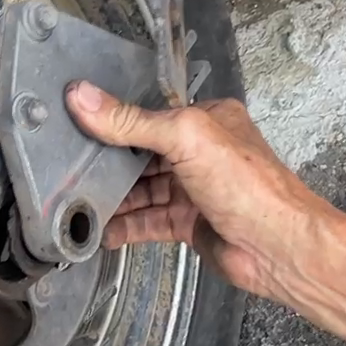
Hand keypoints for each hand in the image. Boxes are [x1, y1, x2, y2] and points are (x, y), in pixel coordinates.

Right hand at [66, 82, 333, 302]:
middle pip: (142, 153)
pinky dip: (124, 226)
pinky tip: (100, 231)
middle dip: (109, 163)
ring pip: (142, 190)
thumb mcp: (185, 139)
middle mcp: (200, 152)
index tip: (75, 123)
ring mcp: (194, 189)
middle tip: (68, 167)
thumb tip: (83, 97)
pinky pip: (148, 221)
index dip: (114, 120)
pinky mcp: (189, 222)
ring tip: (76, 202)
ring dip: (113, 197)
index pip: (150, 114)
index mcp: (206, 120)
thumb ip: (131, 121)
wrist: (278, 248)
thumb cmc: (248, 185)